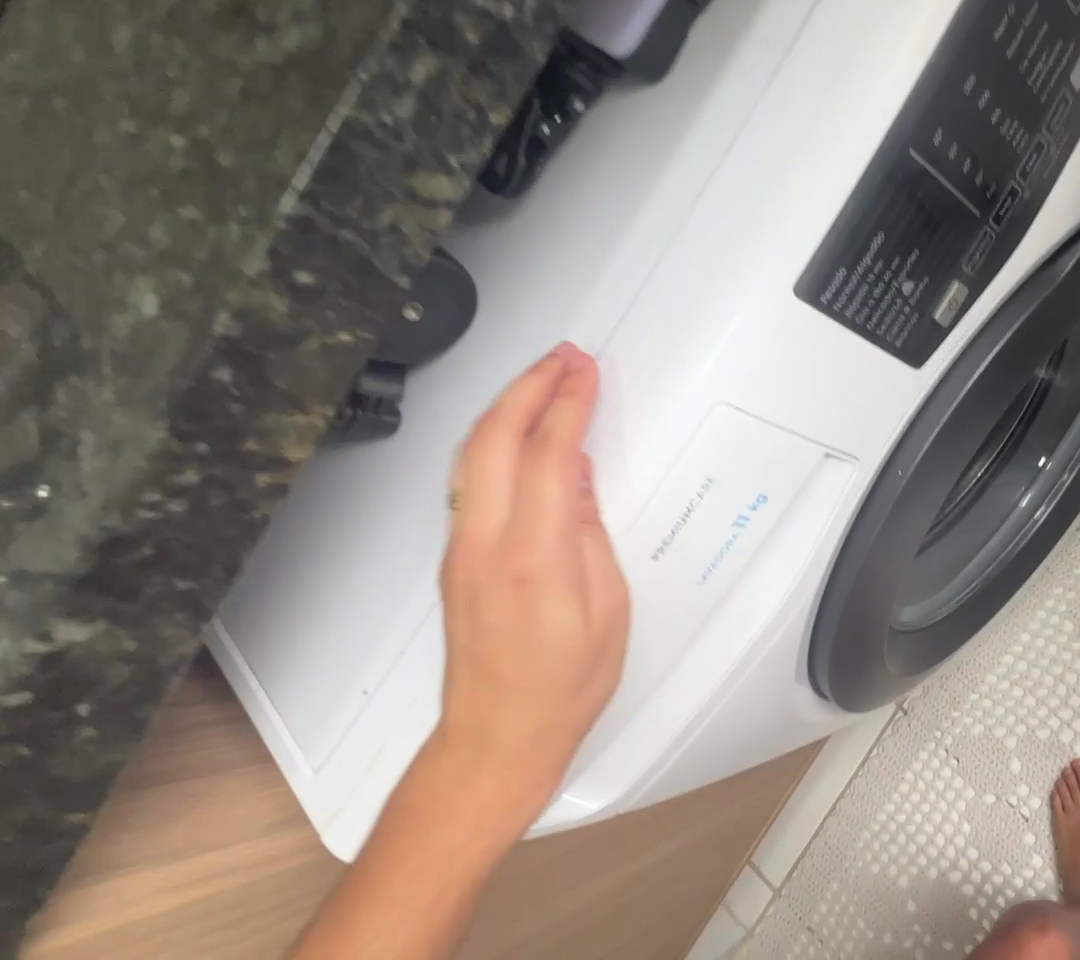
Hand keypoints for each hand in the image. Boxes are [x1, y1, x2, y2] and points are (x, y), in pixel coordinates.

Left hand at [433, 342, 630, 814]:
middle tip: (563, 357)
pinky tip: (520, 433)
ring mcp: (461, 549)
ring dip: (507, 408)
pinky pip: (469, 480)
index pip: (549, 456)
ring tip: (542, 380)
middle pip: (495, 440)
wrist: (497, 737)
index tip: (586, 371)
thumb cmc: (564, 684)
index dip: (569, 404)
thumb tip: (580, 477)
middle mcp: (486, 544)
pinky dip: (495, 440)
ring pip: (471, 455)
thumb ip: (590, 533)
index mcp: (534, 556)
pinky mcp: (456, 558)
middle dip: (529, 387)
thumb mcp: (607, 607)